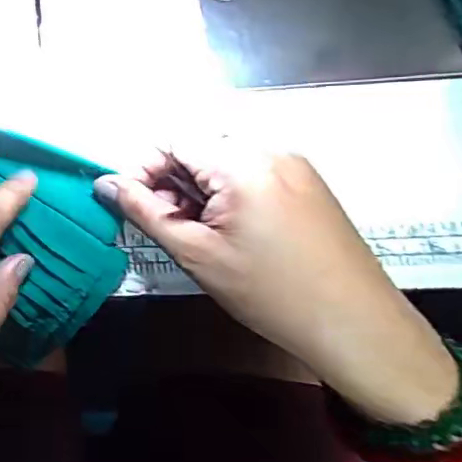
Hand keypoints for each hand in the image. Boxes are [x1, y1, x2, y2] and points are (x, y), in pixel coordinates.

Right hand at [95, 144, 457, 424]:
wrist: (355, 322)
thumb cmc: (269, 292)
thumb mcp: (197, 254)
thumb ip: (146, 212)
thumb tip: (107, 184)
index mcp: (241, 162)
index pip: (173, 139)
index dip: (144, 169)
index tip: (134, 206)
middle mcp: (269, 149)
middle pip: (200, 146)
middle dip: (172, 179)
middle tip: (167, 225)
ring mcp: (294, 163)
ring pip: (225, 159)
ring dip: (199, 187)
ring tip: (199, 233)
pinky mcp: (307, 181)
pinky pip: (253, 170)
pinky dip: (230, 191)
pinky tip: (232, 230)